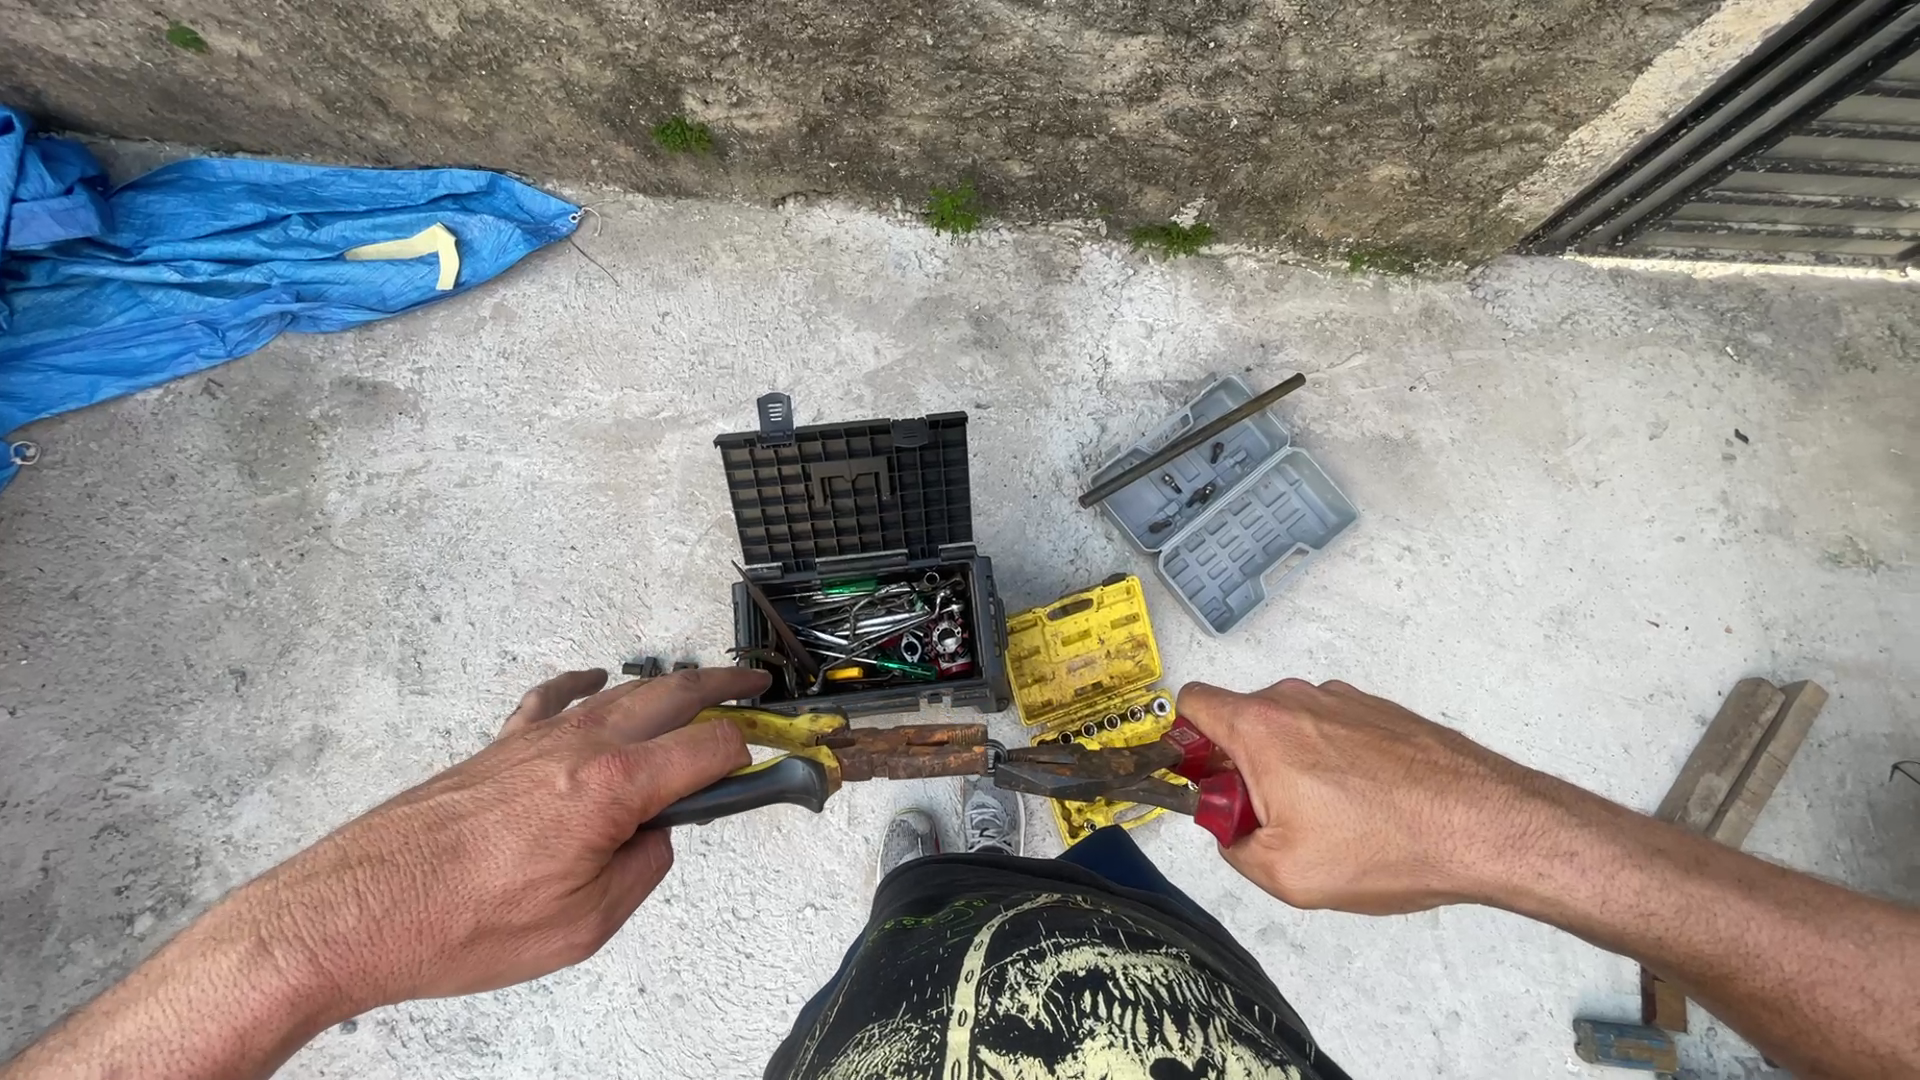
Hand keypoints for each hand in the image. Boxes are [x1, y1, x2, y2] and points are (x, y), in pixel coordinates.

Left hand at [227, 666, 766, 1014]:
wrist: (350, 913)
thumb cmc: (465, 927)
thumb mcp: (585, 924)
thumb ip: (644, 867)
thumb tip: (656, 833)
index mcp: (615, 786)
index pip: (709, 749)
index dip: (746, 754)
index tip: (760, 764)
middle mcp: (585, 745)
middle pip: (676, 695)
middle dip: (726, 687)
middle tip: (756, 687)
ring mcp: (541, 737)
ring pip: (625, 692)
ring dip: (671, 686)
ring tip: (698, 689)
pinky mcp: (503, 744)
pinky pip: (555, 696)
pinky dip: (586, 682)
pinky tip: (596, 677)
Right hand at [1178, 678, 1547, 914]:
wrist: (1491, 826)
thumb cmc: (1382, 847)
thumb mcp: (1285, 874)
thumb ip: (1232, 847)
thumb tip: (1229, 828)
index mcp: (1258, 726)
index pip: (1191, 703)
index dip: (1186, 742)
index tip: (1211, 782)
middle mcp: (1293, 698)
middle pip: (1240, 720)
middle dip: (1244, 765)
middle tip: (1279, 818)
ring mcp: (1340, 698)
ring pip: (1288, 726)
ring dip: (1291, 762)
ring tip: (1337, 816)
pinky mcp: (1379, 708)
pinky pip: (1331, 727)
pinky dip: (1334, 757)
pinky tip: (1372, 801)